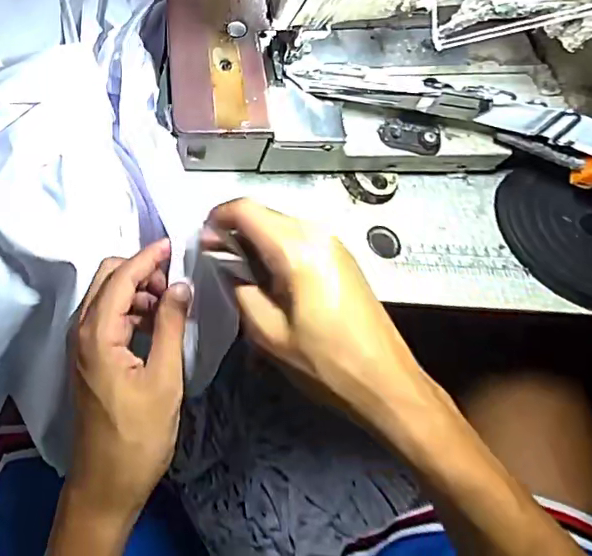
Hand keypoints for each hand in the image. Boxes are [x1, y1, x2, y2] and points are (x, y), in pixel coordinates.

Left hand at [63, 238, 191, 523]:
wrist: (105, 486)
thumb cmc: (136, 437)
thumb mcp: (163, 380)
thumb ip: (170, 326)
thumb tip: (180, 286)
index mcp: (96, 333)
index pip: (121, 277)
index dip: (148, 257)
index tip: (173, 245)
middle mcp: (82, 329)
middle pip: (108, 277)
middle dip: (141, 270)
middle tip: (174, 281)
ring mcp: (81, 343)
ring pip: (108, 294)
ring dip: (137, 289)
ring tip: (170, 303)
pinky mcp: (88, 356)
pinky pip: (108, 315)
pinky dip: (131, 308)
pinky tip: (156, 321)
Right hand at [204, 200, 438, 435]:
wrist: (388, 383)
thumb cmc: (327, 363)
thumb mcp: (269, 334)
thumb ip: (241, 290)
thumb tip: (227, 264)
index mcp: (295, 248)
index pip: (245, 209)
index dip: (217, 218)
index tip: (202, 242)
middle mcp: (315, 233)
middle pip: (263, 213)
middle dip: (234, 230)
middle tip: (216, 259)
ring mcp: (332, 242)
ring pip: (279, 224)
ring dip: (255, 239)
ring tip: (241, 272)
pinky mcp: (341, 255)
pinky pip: (298, 237)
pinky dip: (276, 247)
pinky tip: (270, 277)